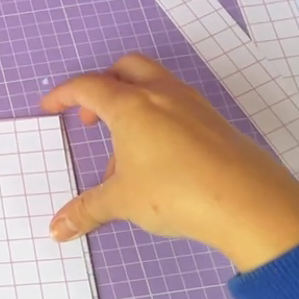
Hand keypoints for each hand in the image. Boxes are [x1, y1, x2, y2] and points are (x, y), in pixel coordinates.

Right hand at [40, 54, 298, 271]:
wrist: (248, 202)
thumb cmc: (174, 192)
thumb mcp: (121, 202)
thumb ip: (86, 210)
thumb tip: (56, 230)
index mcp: (131, 106)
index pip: (88, 87)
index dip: (64, 95)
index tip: (50, 107)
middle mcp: (162, 95)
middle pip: (126, 68)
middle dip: (103, 86)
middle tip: (91, 117)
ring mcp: (193, 105)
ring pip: (154, 85)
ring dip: (131, 105)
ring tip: (122, 152)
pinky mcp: (214, 122)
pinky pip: (176, 107)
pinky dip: (156, 120)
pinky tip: (155, 161)